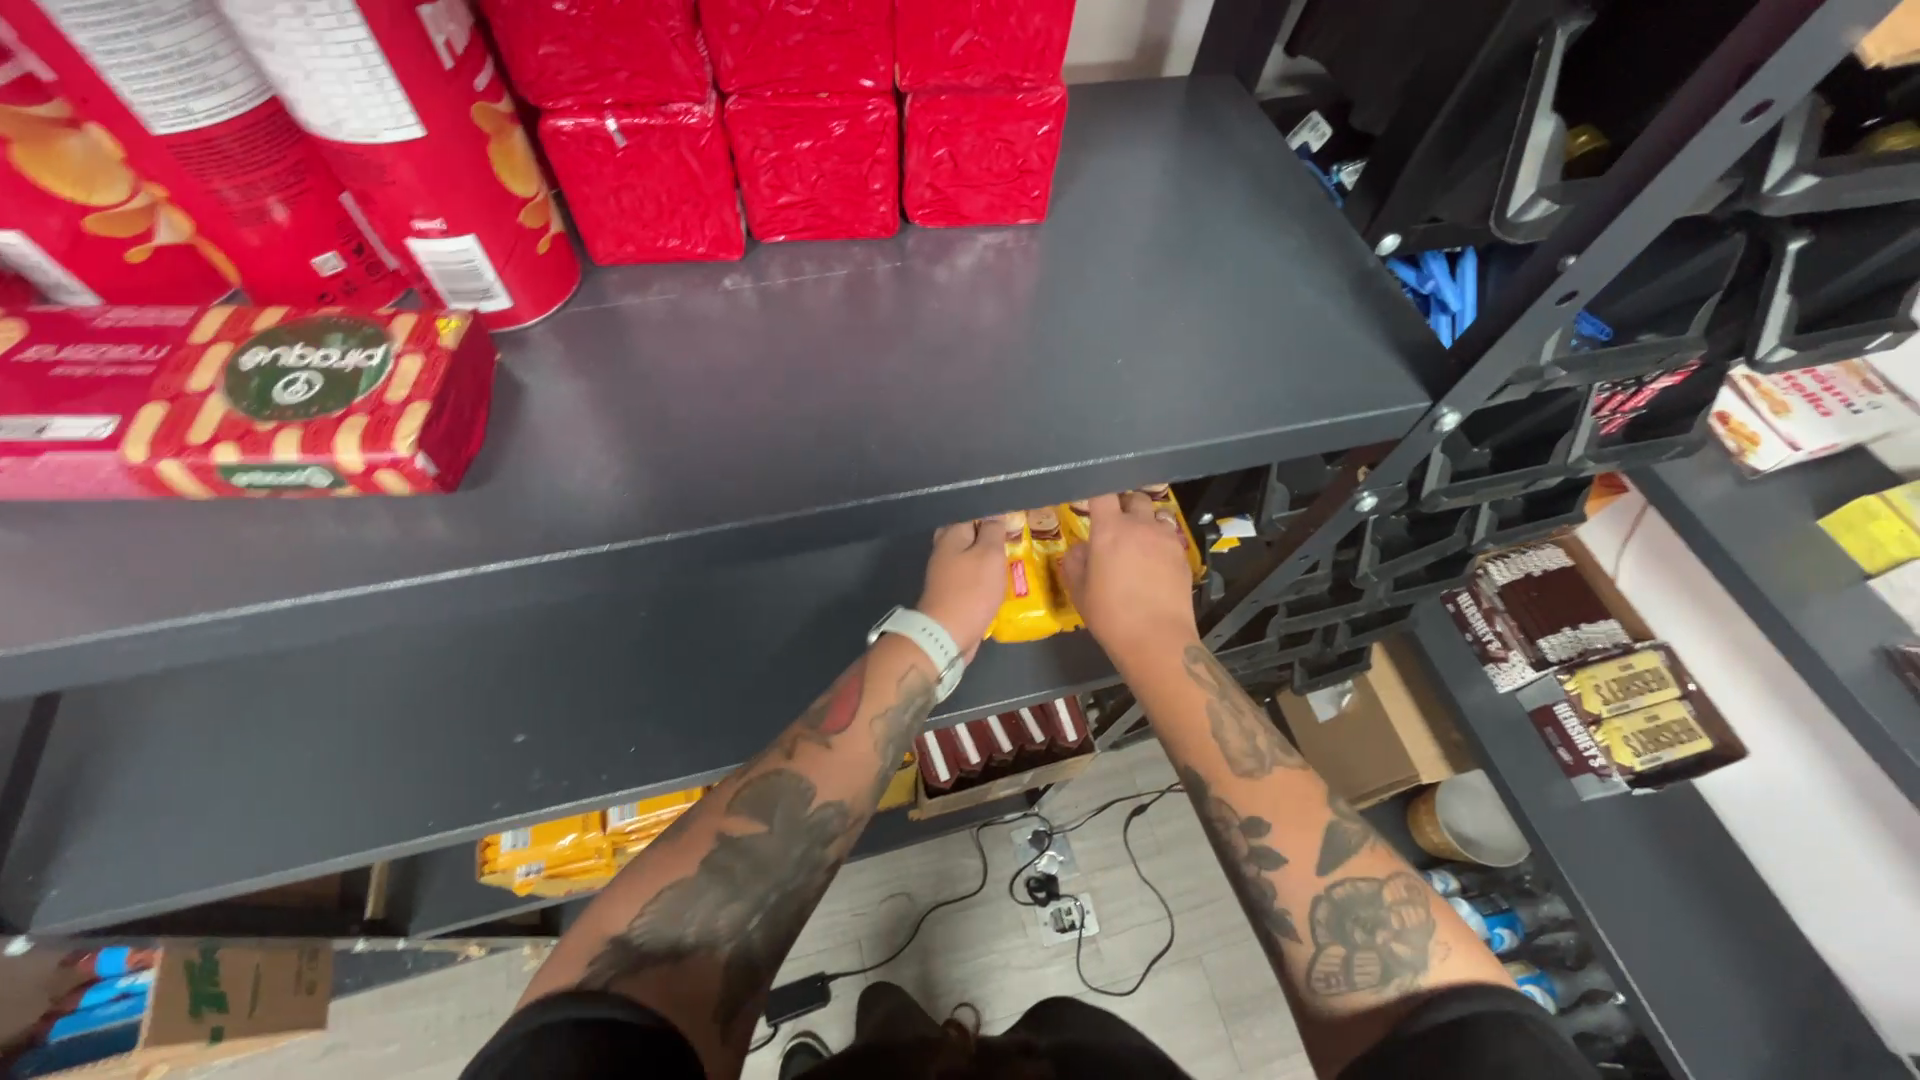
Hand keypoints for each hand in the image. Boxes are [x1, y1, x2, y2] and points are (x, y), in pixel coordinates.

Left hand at [917, 516, 1007, 662]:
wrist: (948, 633)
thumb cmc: (972, 590)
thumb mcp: (989, 554)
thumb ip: (993, 531)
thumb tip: (995, 517)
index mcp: (951, 535)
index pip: (974, 515)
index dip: (994, 517)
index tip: (1014, 523)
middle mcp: (944, 550)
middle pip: (969, 537)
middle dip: (989, 538)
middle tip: (1012, 542)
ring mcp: (945, 573)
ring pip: (970, 558)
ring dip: (988, 559)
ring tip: (1011, 560)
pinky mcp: (951, 593)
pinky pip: (970, 577)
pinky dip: (984, 578)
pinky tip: (999, 582)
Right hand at [1058, 492, 1199, 666]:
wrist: (1156, 638)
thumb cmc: (1110, 615)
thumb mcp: (1079, 591)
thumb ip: (1075, 561)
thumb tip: (1081, 547)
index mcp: (1110, 530)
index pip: (1103, 494)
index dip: (1096, 495)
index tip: (1091, 506)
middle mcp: (1141, 526)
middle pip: (1135, 498)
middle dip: (1124, 506)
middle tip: (1116, 526)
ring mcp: (1166, 539)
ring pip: (1156, 515)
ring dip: (1146, 522)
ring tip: (1139, 543)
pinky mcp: (1182, 555)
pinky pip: (1170, 537)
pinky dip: (1160, 542)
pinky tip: (1155, 564)